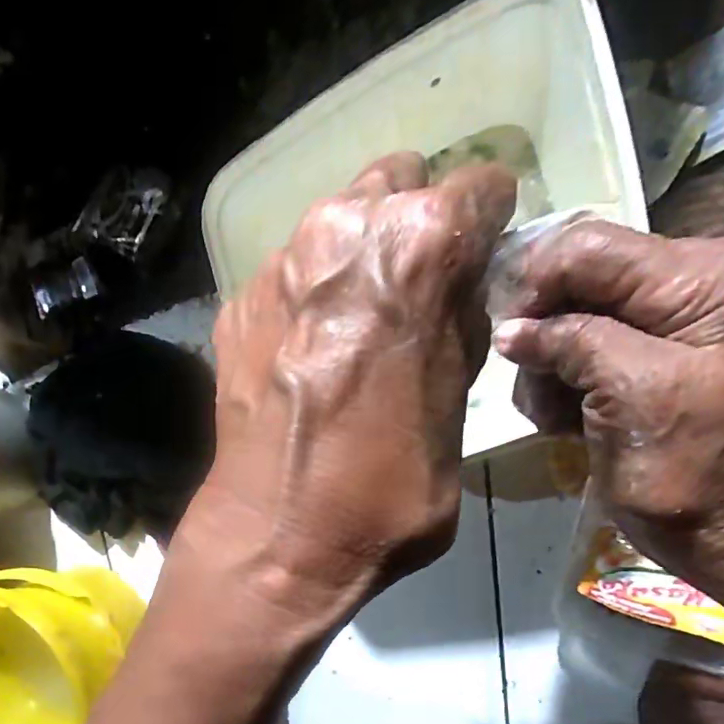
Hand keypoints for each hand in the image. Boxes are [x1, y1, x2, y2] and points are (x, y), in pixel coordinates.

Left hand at [181, 153, 515, 614]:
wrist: (278, 538)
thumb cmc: (387, 491)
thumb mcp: (463, 407)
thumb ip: (462, 325)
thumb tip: (456, 290)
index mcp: (421, 246)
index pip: (478, 186)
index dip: (485, 223)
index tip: (476, 257)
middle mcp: (343, 231)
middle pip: (397, 185)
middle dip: (413, 226)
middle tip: (412, 288)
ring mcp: (278, 266)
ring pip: (335, 225)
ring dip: (354, 259)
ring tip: (353, 323)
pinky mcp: (238, 305)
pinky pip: (288, 277)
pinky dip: (305, 299)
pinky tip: (304, 354)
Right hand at [489, 219, 723, 577]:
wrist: (705, 520)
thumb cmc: (680, 462)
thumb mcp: (631, 390)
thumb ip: (573, 342)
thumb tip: (508, 330)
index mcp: (709, 274)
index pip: (593, 247)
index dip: (539, 288)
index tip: (514, 342)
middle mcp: (688, 276)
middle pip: (574, 277)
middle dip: (544, 335)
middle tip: (541, 386)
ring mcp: (658, 311)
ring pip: (561, 314)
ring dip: (545, 367)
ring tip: (559, 413)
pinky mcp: (633, 343)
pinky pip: (567, 341)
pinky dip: (553, 380)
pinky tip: (566, 414)